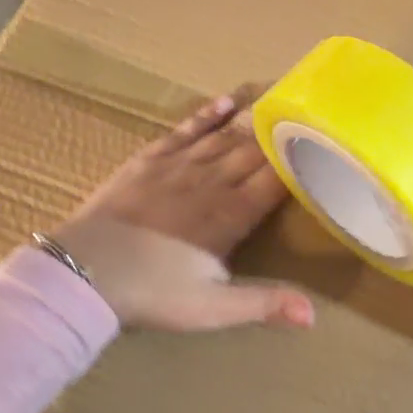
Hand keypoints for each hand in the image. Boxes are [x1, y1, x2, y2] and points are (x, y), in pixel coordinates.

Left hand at [51, 94, 313, 331]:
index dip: (303, 158)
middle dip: (284, 130)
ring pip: (223, 135)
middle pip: (253, 150)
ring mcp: (177, 167)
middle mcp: (209, 182)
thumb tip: (314, 316)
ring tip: (279, 97)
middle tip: (311, 108)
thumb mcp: (211, 308)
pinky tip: (224, 102)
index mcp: (231, 215)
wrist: (83, 271)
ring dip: (252, 116)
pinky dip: (205, 115)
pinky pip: (184, 131)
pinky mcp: (147, 162)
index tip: (329, 140)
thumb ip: (263, 304)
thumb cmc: (152, 293)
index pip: (276, 178)